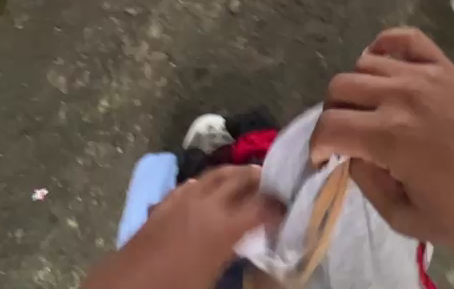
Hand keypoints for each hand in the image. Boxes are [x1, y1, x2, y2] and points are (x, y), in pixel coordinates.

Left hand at [81, 165, 280, 288]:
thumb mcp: (211, 285)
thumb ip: (234, 266)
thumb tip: (256, 265)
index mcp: (223, 229)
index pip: (261, 208)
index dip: (278, 207)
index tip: (289, 209)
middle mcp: (206, 206)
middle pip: (239, 179)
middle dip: (259, 178)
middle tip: (273, 183)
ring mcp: (182, 202)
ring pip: (215, 174)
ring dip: (233, 174)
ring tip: (246, 180)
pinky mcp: (163, 206)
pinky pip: (191, 185)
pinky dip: (206, 184)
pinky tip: (207, 192)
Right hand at [310, 28, 453, 263]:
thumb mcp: (407, 219)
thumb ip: (368, 183)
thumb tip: (350, 154)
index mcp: (390, 138)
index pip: (329, 126)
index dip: (317, 144)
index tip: (323, 158)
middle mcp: (402, 96)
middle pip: (340, 87)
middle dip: (333, 115)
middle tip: (345, 138)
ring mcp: (426, 75)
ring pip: (365, 63)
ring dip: (357, 87)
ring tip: (369, 112)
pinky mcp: (446, 66)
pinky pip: (404, 37)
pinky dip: (384, 45)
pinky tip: (384, 67)